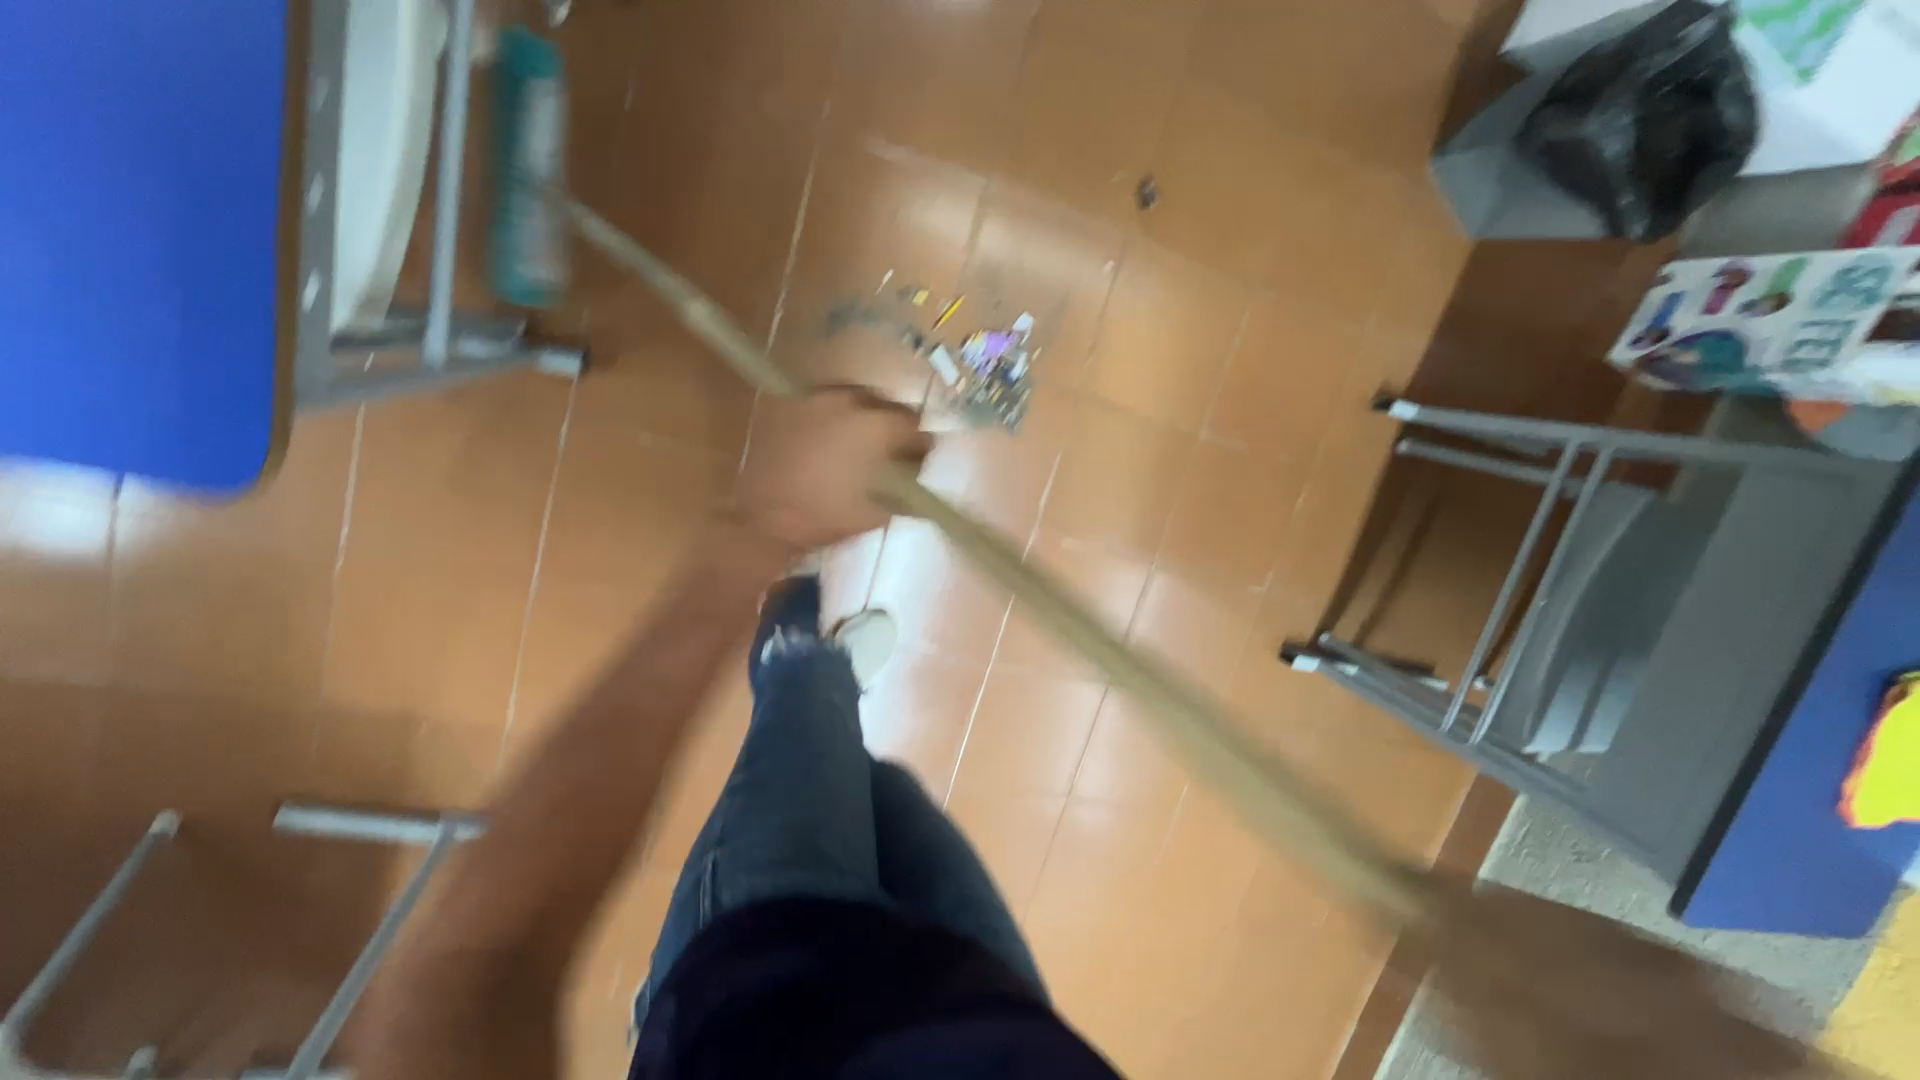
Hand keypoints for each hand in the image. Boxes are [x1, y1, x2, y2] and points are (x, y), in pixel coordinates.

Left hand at [733, 386, 932, 553]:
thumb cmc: (823, 518)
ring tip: (858, 440)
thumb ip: (903, 491)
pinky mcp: (790, 402)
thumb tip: (914, 478)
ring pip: (855, 397)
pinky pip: (824, 401)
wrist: (762, 517)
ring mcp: (817, 397)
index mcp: (877, 427)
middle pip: (887, 404)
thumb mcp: (876, 513)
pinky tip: (829, 436)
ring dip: (863, 415)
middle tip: (889, 449)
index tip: (916, 459)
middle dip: (892, 425)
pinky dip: (834, 415)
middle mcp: (850, 401)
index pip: (914, 425)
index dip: (919, 444)